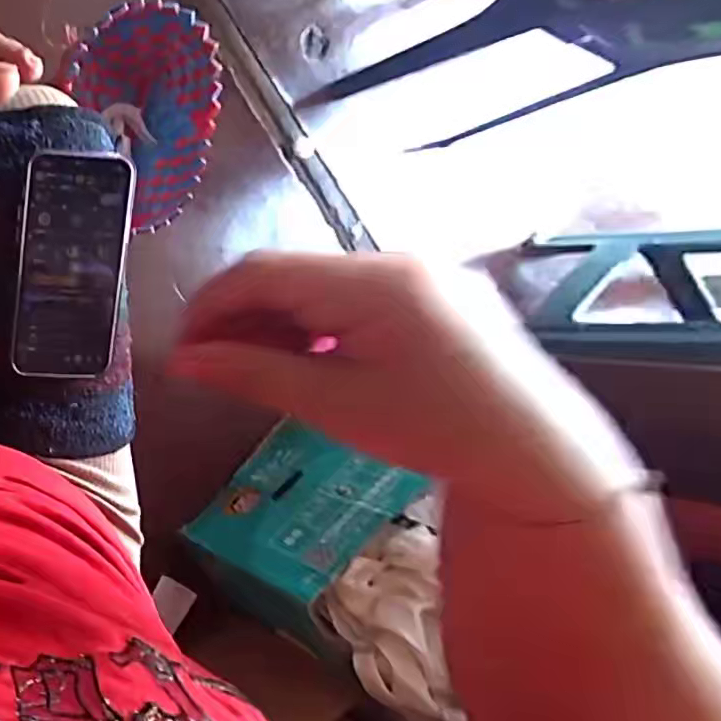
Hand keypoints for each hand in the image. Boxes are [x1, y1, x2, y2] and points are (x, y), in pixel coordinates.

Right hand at [168, 252, 644, 511]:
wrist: (544, 458)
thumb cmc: (433, 430)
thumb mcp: (327, 402)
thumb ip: (245, 372)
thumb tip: (177, 360)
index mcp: (373, 282)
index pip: (257, 273)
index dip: (206, 307)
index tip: (182, 348)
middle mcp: (393, 262)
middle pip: (279, 274)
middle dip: (233, 315)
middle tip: (207, 360)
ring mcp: (413, 273)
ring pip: (305, 283)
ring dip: (265, 319)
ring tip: (249, 362)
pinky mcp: (423, 290)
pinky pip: (339, 293)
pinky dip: (302, 321)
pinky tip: (295, 354)